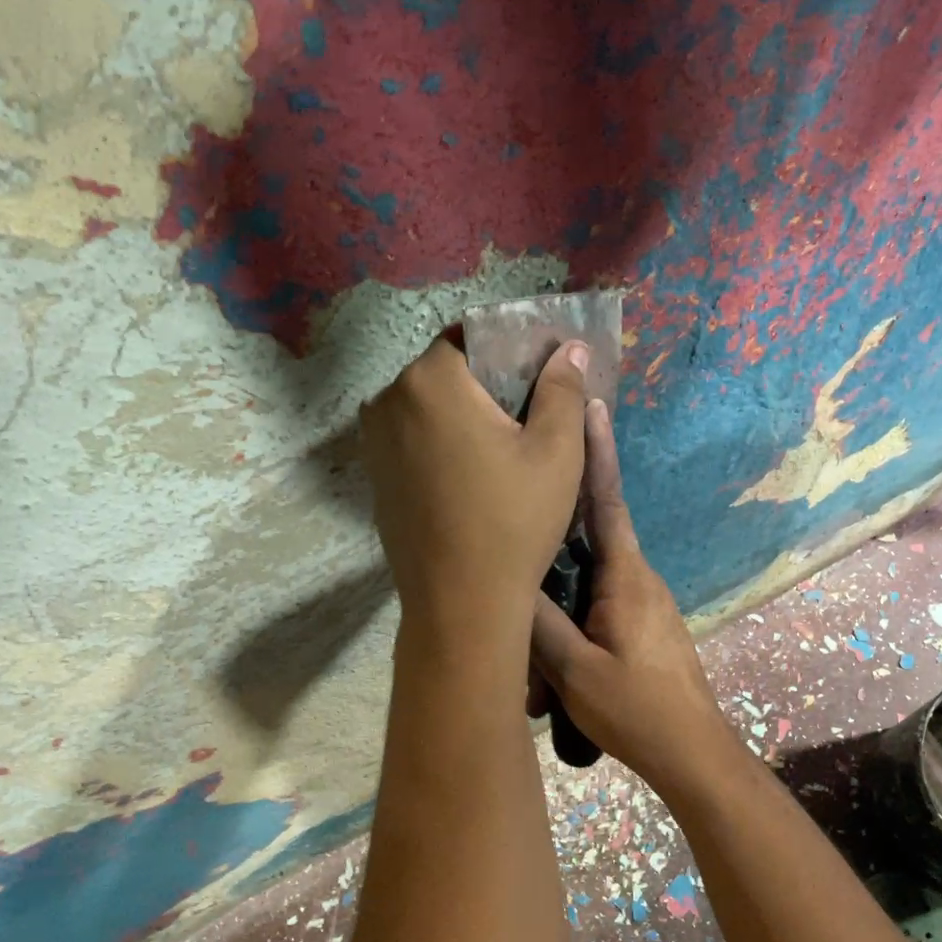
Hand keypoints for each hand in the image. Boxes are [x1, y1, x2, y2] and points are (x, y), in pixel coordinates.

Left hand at [360, 333, 589, 627]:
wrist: (460, 605)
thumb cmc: (514, 521)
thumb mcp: (557, 451)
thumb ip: (562, 388)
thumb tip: (567, 349)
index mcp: (429, 380)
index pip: (471, 336)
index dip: (512, 349)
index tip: (543, 376)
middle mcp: (388, 401)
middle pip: (447, 371)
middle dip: (488, 383)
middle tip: (532, 413)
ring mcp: (374, 442)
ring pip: (429, 408)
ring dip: (464, 415)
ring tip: (506, 447)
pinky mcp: (375, 477)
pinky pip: (414, 440)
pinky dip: (443, 443)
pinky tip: (474, 476)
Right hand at [529, 401, 725, 784]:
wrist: (693, 752)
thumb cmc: (636, 709)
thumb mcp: (575, 670)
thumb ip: (540, 622)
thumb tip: (510, 577)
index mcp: (627, 576)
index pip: (608, 500)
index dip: (598, 451)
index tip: (591, 406)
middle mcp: (641, 578)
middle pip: (596, 532)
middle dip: (562, 514)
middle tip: (525, 492)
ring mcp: (647, 602)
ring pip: (595, 574)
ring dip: (563, 576)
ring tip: (526, 581)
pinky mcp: (646, 626)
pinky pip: (603, 597)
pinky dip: (575, 602)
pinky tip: (550, 633)